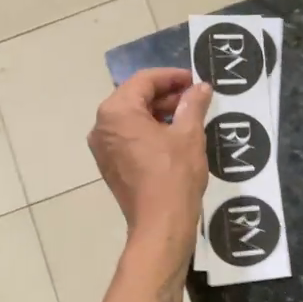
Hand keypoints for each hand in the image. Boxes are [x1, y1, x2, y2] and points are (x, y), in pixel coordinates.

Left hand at [88, 68, 209, 263]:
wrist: (160, 224)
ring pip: (131, 120)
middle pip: (135, 99)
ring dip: (158, 115)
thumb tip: (201, 87)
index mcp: (117, 111)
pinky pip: (128, 139)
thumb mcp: (189, 135)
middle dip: (165, 96)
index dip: (172, 77)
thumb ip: (193, 104)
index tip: (194, 80)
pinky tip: (172, 139)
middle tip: (194, 100)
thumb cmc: (174, 175)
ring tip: (187, 119)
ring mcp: (103, 149)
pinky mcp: (110, 167)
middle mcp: (102, 126)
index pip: (144, 81)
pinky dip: (148, 134)